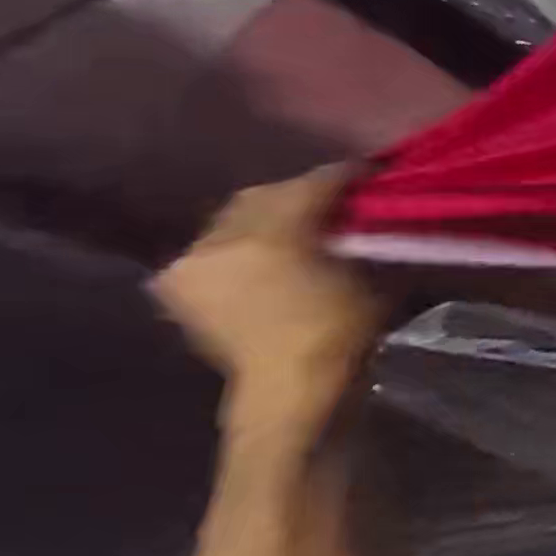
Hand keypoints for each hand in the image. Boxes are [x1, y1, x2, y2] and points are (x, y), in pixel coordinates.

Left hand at [151, 166, 383, 432]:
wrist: (293, 386)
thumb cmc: (346, 330)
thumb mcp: (377, 275)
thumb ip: (368, 232)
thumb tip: (376, 206)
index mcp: (274, 237)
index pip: (314, 183)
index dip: (347, 173)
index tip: (373, 169)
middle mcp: (221, 241)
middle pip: (267, 194)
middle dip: (304, 190)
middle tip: (339, 195)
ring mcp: (191, 262)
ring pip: (236, 216)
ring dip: (272, 212)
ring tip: (306, 220)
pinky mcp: (177, 282)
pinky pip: (214, 241)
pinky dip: (243, 236)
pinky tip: (270, 247)